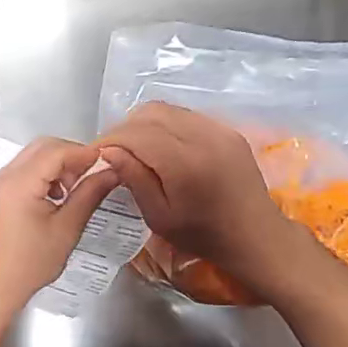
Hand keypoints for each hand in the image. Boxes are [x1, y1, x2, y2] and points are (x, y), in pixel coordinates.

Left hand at [0, 137, 120, 310]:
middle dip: (71, 157)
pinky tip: (56, 196)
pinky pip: (24, 169)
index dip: (85, 154)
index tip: (107, 163)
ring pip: (34, 155)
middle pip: (43, 147)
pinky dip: (44, 173)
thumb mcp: (67, 228)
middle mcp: (4, 175)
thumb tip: (112, 171)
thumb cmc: (32, 262)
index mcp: (19, 183)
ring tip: (74, 190)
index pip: (57, 151)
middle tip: (92, 177)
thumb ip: (90, 194)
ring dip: (58, 164)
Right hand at [98, 102, 303, 292]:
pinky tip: (159, 148)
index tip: (93, 156)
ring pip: (168, 110)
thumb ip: (134, 178)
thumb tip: (108, 152)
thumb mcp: (159, 216)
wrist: (254, 236)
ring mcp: (218, 129)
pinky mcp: (227, 131)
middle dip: (123, 128)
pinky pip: (187, 116)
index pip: (135, 134)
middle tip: (110, 152)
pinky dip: (165, 125)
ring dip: (143, 124)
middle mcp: (203, 136)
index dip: (109, 140)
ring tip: (131, 149)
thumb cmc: (202, 235)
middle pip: (150, 113)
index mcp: (184, 162)